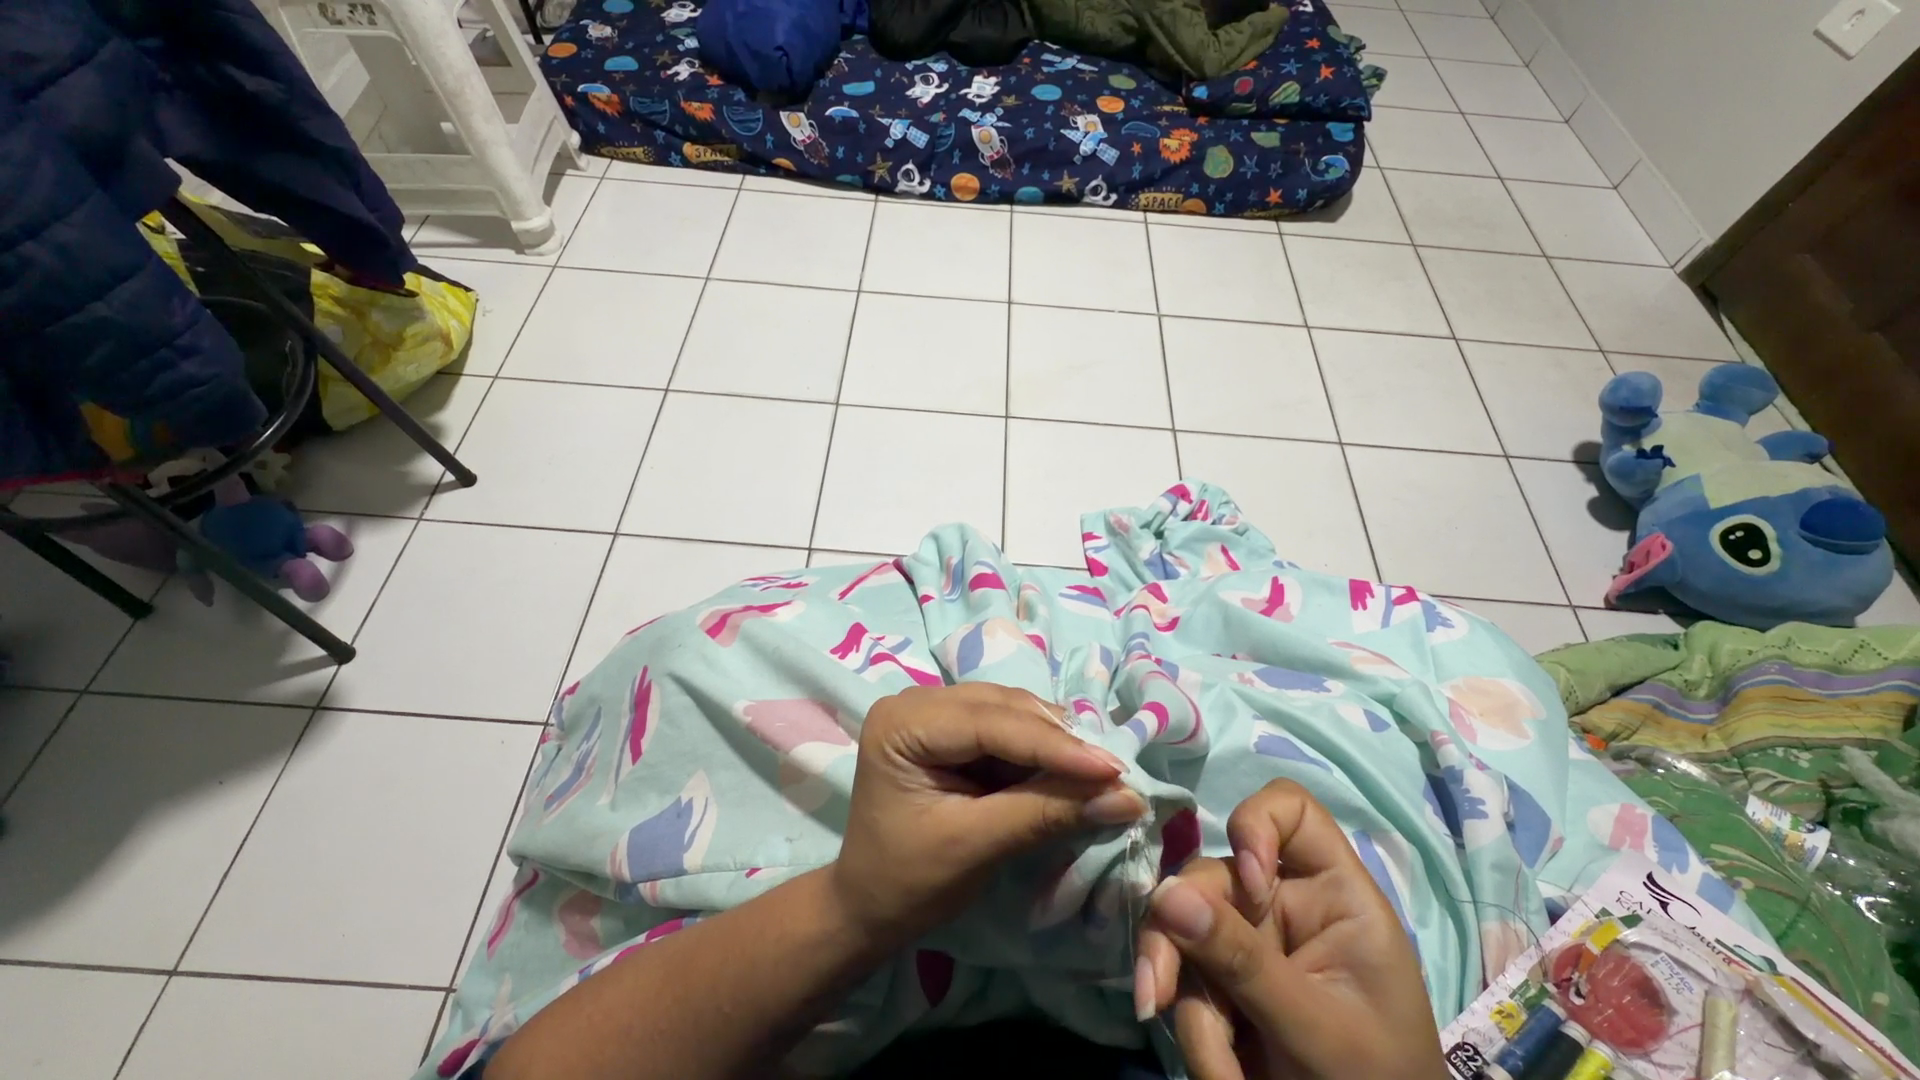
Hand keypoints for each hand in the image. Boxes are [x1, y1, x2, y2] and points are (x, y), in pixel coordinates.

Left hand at [830, 683, 1147, 944]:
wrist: (871, 906)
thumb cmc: (909, 880)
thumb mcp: (976, 846)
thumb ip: (1046, 814)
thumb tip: (1126, 797)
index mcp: (902, 724)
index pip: (990, 723)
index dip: (1055, 746)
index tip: (1115, 770)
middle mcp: (916, 702)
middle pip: (1005, 710)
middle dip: (1061, 743)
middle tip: (1117, 775)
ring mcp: (935, 713)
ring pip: (1013, 714)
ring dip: (1058, 745)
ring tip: (1103, 774)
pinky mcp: (954, 732)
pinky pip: (1010, 730)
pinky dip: (1043, 752)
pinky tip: (1075, 771)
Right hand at [1134, 779, 1443, 1079]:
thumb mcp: (1317, 1026)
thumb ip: (1243, 962)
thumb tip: (1164, 894)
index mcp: (1334, 897)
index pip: (1290, 812)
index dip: (1255, 824)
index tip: (1250, 882)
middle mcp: (1284, 907)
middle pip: (1212, 879)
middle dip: (1180, 939)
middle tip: (1157, 997)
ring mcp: (1249, 945)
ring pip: (1183, 933)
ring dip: (1187, 1005)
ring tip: (1219, 1072)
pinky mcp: (1223, 986)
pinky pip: (1182, 980)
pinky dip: (1191, 1030)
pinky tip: (1217, 1071)